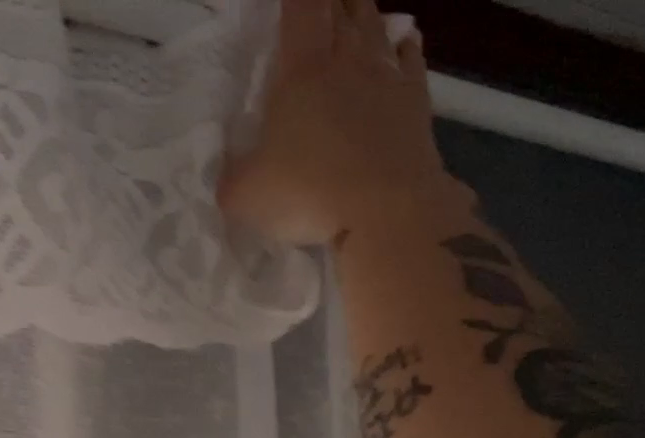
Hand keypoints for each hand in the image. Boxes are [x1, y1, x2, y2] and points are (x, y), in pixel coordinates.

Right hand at [219, 0, 460, 245]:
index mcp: (300, 72)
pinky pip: (410, 58)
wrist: (385, 210)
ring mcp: (386, 78)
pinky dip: (403, 42)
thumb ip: (230, 173)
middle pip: (342, 8)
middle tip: (319, 2)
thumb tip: (229, 167)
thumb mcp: (241, 193)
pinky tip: (403, 38)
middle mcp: (346, 62)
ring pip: (376, 26)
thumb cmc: (305, 193)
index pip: (300, 10)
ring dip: (363, 11)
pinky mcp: (415, 101)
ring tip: (353, 5)